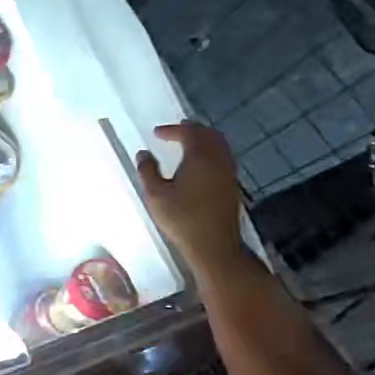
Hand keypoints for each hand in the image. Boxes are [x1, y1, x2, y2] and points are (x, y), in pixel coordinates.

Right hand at [136, 121, 248, 271]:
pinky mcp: (231, 185)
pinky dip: (211, 151)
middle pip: (209, 134)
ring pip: (220, 145)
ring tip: (186, 142)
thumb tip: (143, 154)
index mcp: (200, 157)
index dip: (171, 130)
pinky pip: (223, 157)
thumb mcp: (155, 195)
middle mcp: (219, 160)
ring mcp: (228, 172)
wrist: (213, 245)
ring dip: (203, 139)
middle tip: (175, 130)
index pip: (188, 133)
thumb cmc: (181, 219)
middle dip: (192, 129)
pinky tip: (199, 162)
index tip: (156, 133)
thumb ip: (147, 171)